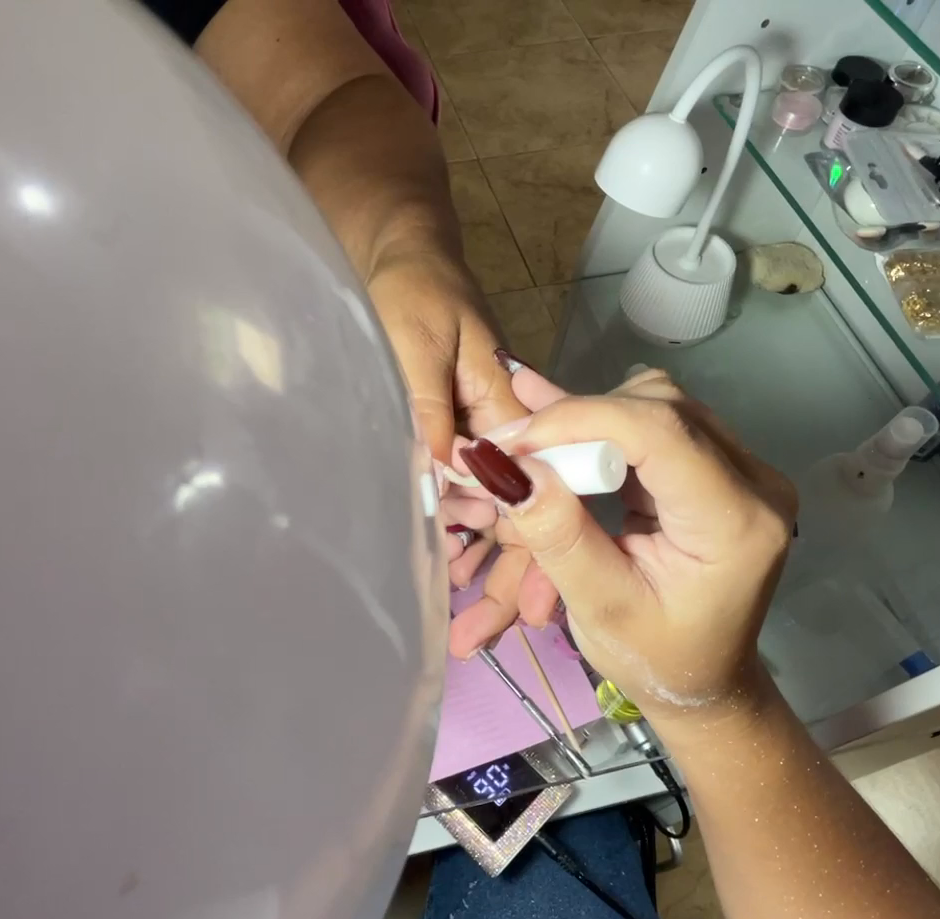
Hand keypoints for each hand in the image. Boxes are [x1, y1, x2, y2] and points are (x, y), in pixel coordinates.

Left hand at [364, 249, 557, 645]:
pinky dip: (463, 538)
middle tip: (484, 644)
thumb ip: (431, 402)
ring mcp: (485, 439)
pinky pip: (472, 498)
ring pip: (501, 516)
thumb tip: (450, 470)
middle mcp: (507, 434)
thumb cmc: (409, 286)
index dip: (537, 552)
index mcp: (508, 411)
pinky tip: (453, 577)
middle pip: (525, 515)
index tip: (533, 611)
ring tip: (471, 631)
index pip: (534, 492)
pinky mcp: (460, 437)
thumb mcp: (417, 337)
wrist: (401, 253)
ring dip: (488, 572)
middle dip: (510, 581)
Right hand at [457, 366, 795, 716]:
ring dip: (585, 424)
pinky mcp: (716, 466)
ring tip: (527, 448)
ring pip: (653, 405)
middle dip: (575, 421)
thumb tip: (505, 466)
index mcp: (736, 523)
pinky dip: (598, 430)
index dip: (578, 420)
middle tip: (508, 451)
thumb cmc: (656, 657)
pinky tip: (549, 430)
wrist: (705, 679)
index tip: (509, 443)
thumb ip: (558, 536)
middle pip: (658, 407)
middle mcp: (753, 482)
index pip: (660, 432)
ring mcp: (740, 469)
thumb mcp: (599, 607)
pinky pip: (653, 425)